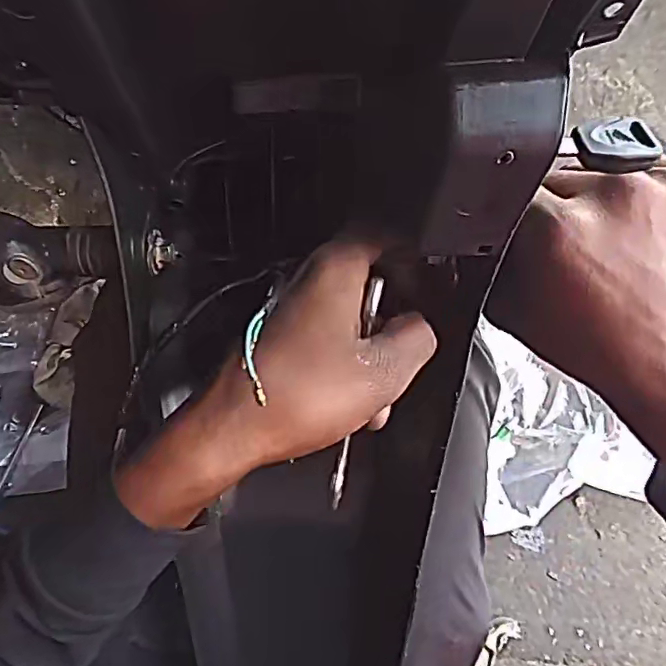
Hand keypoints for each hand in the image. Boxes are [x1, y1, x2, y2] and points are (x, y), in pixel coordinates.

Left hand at [116, 236, 437, 528]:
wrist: (235, 428)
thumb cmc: (294, 397)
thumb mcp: (384, 372)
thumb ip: (418, 338)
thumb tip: (422, 328)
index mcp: (335, 272)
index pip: (387, 237)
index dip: (417, 263)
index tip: (429, 289)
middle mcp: (308, 281)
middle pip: (370, 282)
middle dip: (395, 321)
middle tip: (405, 352)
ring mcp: (291, 309)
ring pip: (349, 317)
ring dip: (371, 352)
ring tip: (377, 395)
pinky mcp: (280, 337)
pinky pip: (326, 339)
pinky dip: (345, 364)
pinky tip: (350, 402)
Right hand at [487, 162, 665, 511]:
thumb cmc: (605, 348)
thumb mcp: (512, 310)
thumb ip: (487, 261)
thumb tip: (475, 234)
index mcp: (558, 227)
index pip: (512, 188)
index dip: (514, 214)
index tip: (525, 232)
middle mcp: (615, 196)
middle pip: (560, 173)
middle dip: (558, 206)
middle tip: (574, 249)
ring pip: (608, 169)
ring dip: (602, 200)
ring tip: (615, 245)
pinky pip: (660, 171)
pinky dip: (650, 198)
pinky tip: (647, 237)